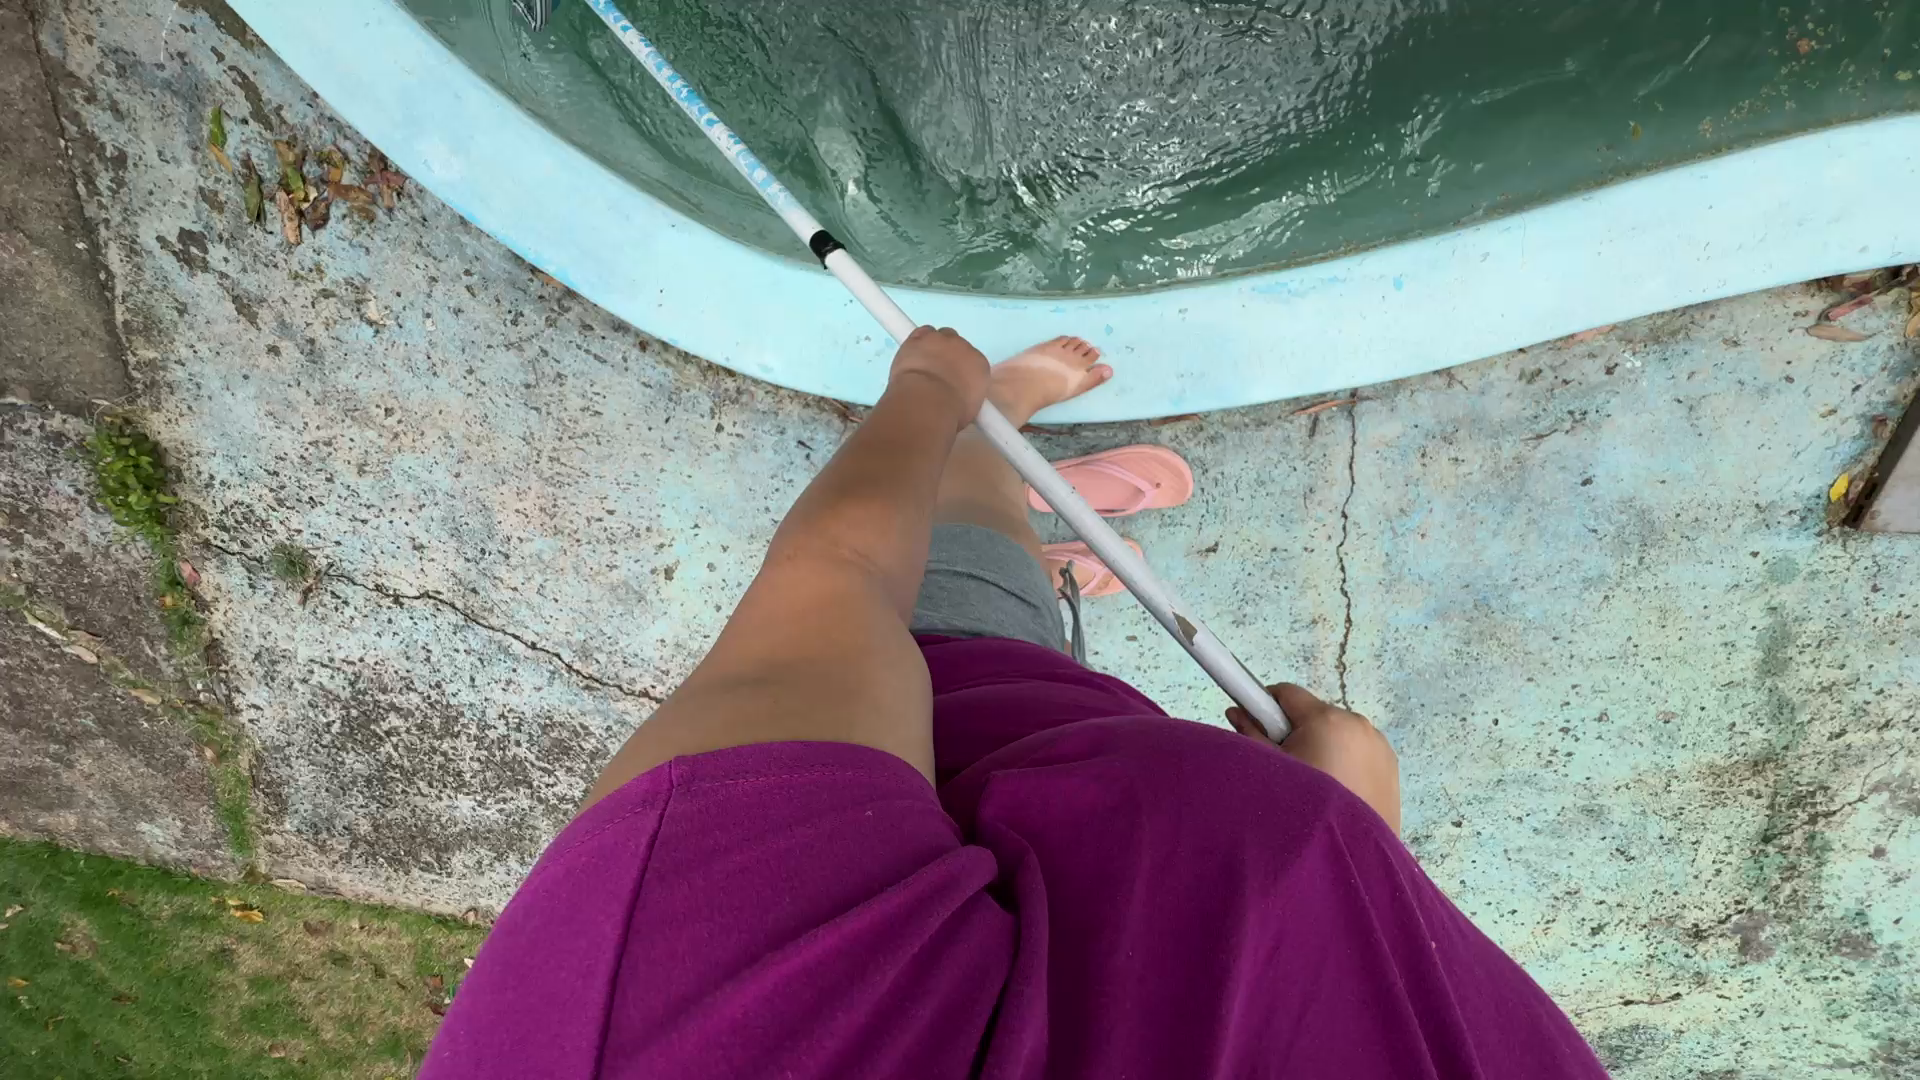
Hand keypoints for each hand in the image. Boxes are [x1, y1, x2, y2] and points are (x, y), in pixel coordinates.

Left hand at [888, 326, 988, 430]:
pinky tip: (911, 355)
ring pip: (937, 335)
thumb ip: (965, 395)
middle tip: (936, 373)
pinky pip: (920, 333)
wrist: (927, 402)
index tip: (951, 380)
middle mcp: (963, 347)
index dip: (959, 369)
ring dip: (931, 347)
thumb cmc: (950, 413)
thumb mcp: (967, 410)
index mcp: (979, 366)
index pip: (971, 360)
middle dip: (946, 355)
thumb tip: (957, 398)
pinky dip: (916, 342)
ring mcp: (940, 340)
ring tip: (922, 366)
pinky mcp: (918, 338)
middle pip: (955, 343)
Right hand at [1227, 683, 1400, 833]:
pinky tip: (1335, 792)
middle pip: (1313, 714)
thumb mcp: (1269, 767)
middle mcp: (1358, 724)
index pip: (1287, 692)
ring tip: (1313, 784)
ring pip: (1336, 732)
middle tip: (1285, 765)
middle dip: (1295, 730)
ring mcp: (1380, 746)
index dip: (1266, 706)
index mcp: (1326, 719)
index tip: (1257, 726)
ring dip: (1321, 745)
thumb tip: (1236, 711)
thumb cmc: (1304, 804)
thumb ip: (1251, 733)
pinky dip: (1342, 760)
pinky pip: (1357, 751)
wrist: (1350, 854)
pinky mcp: (1392, 767)